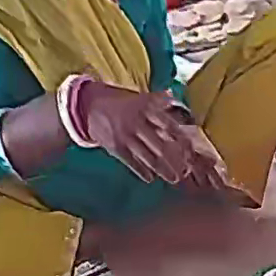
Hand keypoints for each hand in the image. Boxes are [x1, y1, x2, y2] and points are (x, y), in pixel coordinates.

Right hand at [71, 81, 195, 184]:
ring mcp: (126, 137)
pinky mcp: (116, 148)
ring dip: (164, 171)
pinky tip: (151, 177)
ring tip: (173, 179)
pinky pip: (134, 164)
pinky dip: (144, 173)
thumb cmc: (116, 101)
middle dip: (176, 162)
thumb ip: (155, 101)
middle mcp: (135, 123)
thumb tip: (173, 96)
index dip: (180, 138)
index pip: (167, 124)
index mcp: (142, 108)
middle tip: (186, 171)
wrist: (85, 105)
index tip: (191, 148)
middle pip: (161, 147)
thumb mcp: (135, 97)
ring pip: (150, 159)